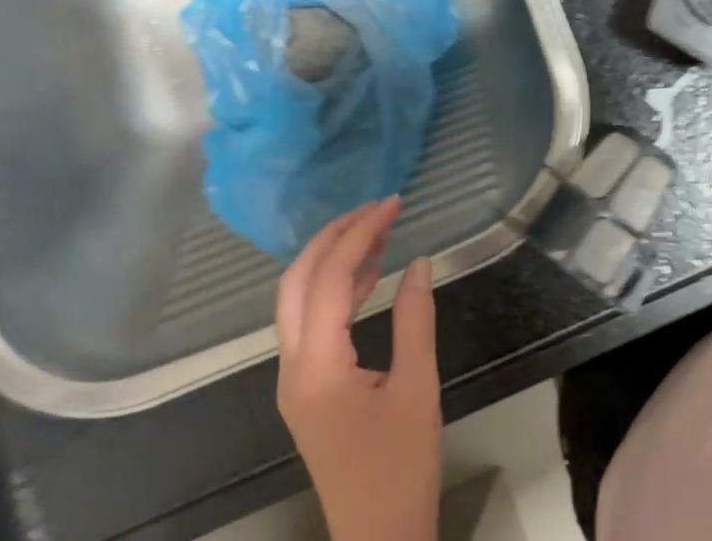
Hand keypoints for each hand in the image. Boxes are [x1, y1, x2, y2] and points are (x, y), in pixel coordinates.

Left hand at [276, 196, 439, 540]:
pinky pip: (311, 324)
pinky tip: (371, 276)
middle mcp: (292, 367)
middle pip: (296, 283)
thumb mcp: (418, 387)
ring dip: (334, 261)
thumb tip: (419, 263)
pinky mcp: (307, 389)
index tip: (393, 204)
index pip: (328, 280)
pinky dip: (337, 291)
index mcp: (316, 366)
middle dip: (334, 238)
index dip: (359, 235)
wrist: (379, 534)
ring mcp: (294, 380)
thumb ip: (415, 319)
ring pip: (299, 302)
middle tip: (378, 208)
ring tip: (380, 230)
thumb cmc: (402, 465)